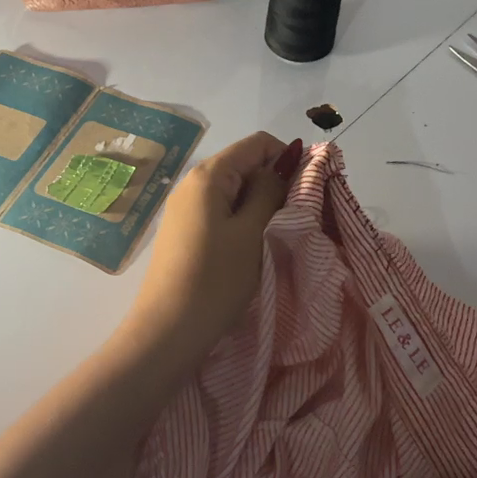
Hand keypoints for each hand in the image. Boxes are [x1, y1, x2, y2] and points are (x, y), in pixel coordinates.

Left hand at [123, 132, 297, 357]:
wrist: (167, 333)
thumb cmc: (214, 280)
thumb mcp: (252, 233)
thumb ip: (271, 191)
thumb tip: (287, 161)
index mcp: (209, 175)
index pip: (258, 144)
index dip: (288, 158)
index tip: (309, 189)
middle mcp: (193, 183)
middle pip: (245, 164)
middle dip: (275, 184)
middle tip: (298, 218)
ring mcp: (186, 208)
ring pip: (235, 190)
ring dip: (261, 205)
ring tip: (278, 235)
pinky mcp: (185, 231)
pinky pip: (222, 211)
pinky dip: (243, 220)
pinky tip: (253, 247)